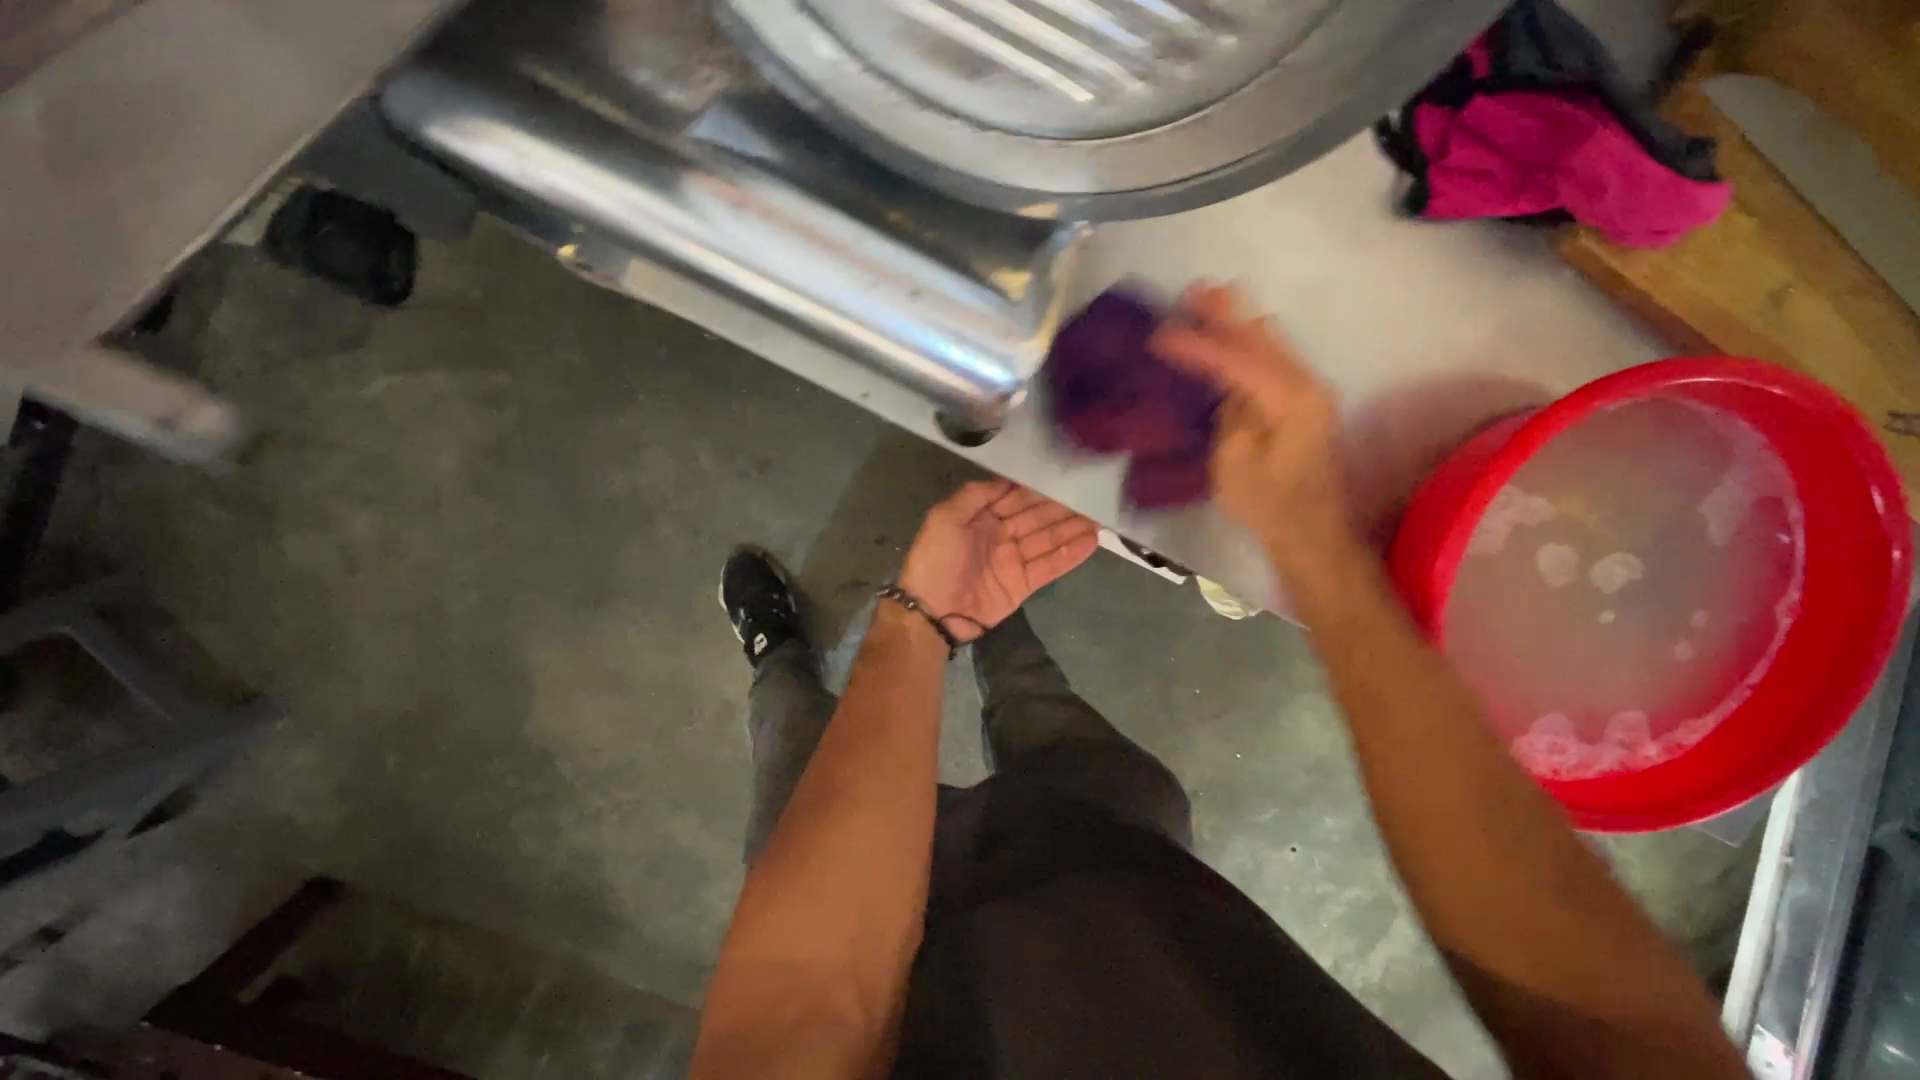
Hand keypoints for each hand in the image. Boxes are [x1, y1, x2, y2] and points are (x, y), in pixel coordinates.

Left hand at [896, 479, 1099, 641]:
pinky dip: (1071, 555)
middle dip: (1062, 507)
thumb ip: (975, 495)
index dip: (1039, 489)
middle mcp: (1000, 536)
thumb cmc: (936, 559)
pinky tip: (1092, 541)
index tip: (1065, 476)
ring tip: (1100, 516)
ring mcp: (1013, 561)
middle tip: (1092, 494)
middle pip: (1036, 518)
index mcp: (980, 517)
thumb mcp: (945, 518)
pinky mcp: (1023, 584)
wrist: (933, 611)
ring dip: (1072, 528)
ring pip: (1048, 540)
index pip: (1015, 498)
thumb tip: (1008, 480)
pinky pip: (1050, 566)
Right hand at [1150, 283, 1358, 573]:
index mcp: (1290, 399)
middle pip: (1261, 337)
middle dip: (1225, 313)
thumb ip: (1230, 415)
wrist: (1312, 533)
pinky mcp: (1304, 403)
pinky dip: (1248, 343)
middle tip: (1193, 289)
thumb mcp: (1234, 463)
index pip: (1236, 360)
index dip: (1197, 345)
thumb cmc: (1269, 505)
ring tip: (1209, 298)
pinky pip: (1274, 358)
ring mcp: (1310, 392)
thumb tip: (1226, 388)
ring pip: (1271, 343)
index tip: (1161, 334)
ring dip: (1238, 322)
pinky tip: (1232, 334)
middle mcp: (1306, 384)